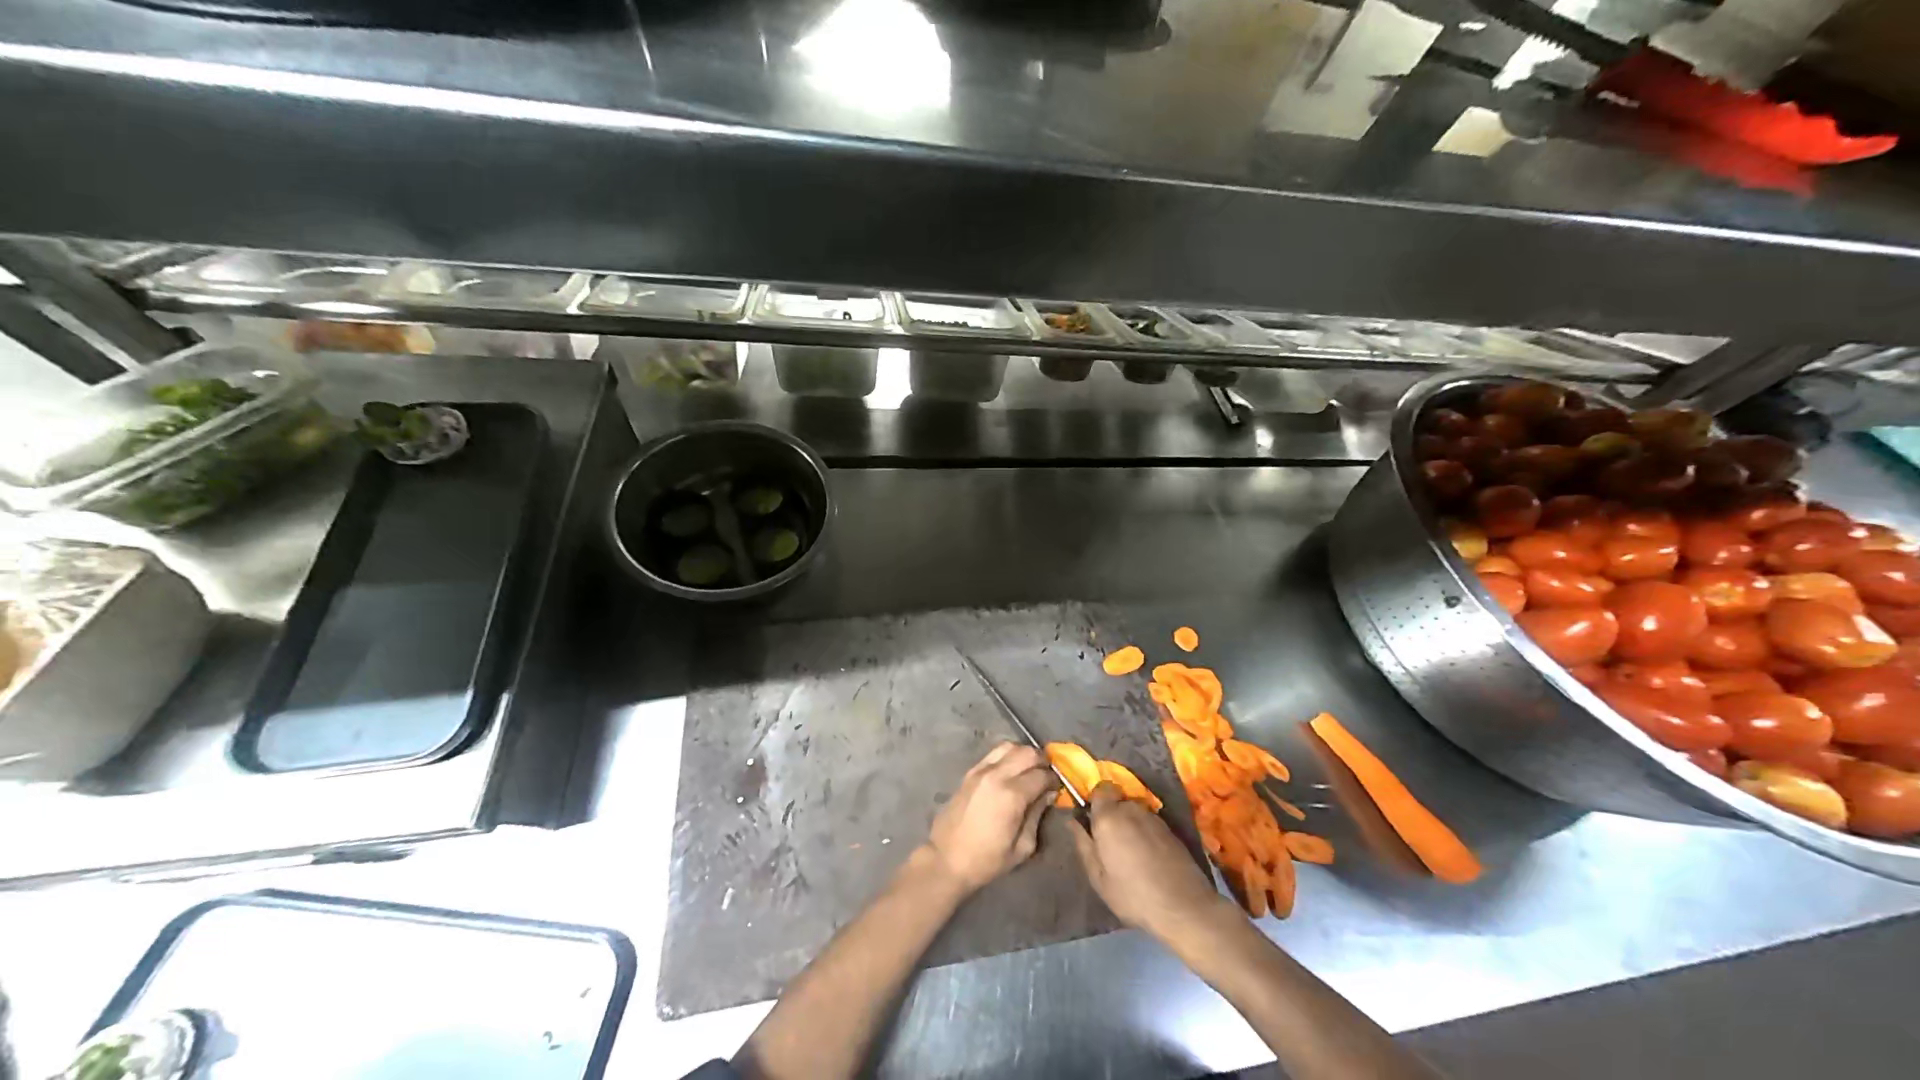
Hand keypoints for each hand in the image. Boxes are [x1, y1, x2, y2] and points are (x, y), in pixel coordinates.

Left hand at [924, 742, 1058, 893]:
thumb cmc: (986, 860)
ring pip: (1010, 746)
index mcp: (1012, 795)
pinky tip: (1011, 771)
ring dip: (1024, 754)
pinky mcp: (970, 772)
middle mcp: (997, 775)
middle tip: (1046, 776)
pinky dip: (1007, 756)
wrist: (946, 859)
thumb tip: (1048, 794)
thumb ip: (1037, 815)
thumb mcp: (1022, 847)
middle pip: (1028, 752)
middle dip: (1042, 762)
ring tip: (1029, 770)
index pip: (1042, 774)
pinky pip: (993, 753)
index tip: (1058, 788)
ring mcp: (980, 771)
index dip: (1054, 780)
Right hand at [1069, 783, 1236, 943]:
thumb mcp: (1098, 877)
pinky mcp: (1172, 830)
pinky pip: (1150, 823)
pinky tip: (1148, 857)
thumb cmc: (1133, 895)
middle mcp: (1132, 809)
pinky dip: (1145, 833)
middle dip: (1112, 815)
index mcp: (1109, 817)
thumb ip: (1083, 844)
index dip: (1096, 802)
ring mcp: (1155, 818)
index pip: (1100, 789)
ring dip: (1130, 824)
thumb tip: (1072, 821)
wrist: (1184, 907)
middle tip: (1110, 842)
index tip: (1093, 822)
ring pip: (1135, 811)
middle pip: (1118, 801)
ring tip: (1131, 852)